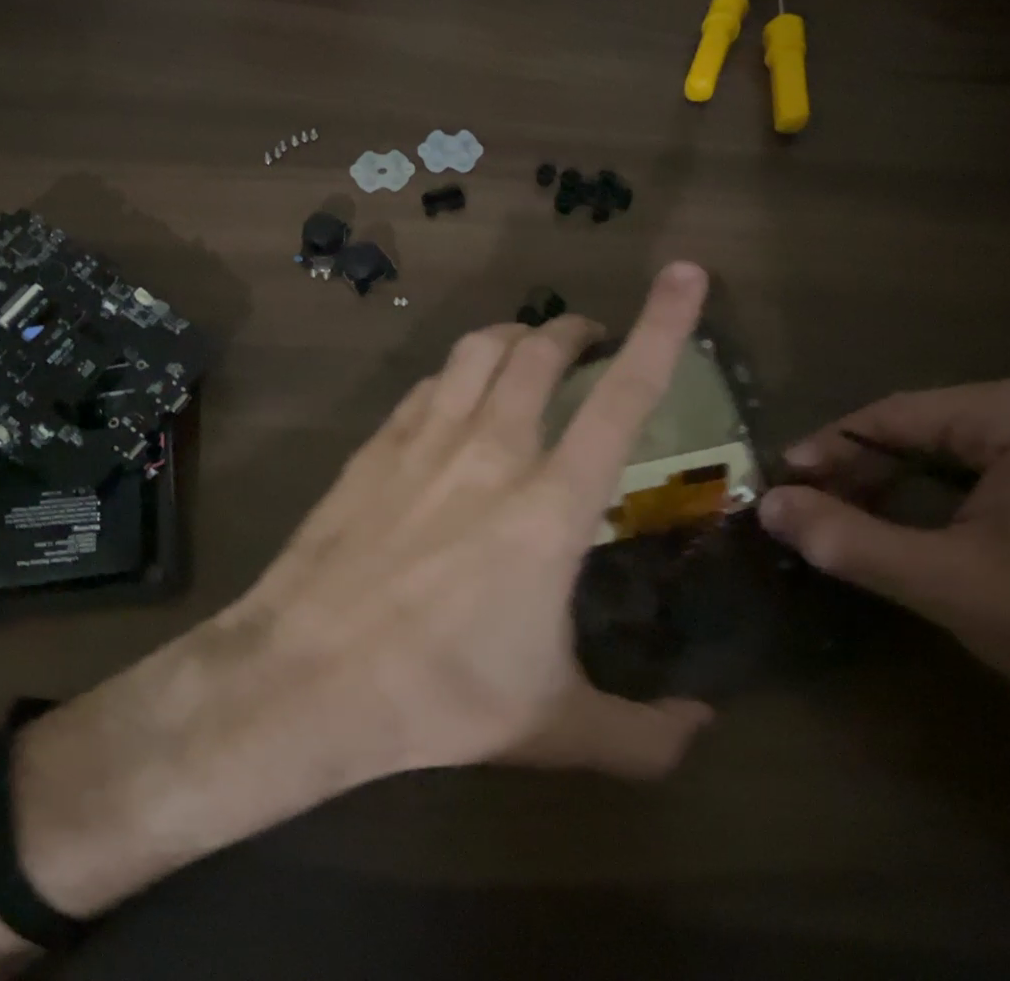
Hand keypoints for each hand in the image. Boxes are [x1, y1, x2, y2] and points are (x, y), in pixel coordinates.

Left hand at [217, 263, 716, 780]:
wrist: (307, 679)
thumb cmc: (438, 698)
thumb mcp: (553, 726)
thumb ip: (641, 735)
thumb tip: (702, 732)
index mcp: (550, 507)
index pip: (623, 398)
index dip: (663, 330)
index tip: (685, 274)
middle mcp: (490, 453)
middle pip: (540, 352)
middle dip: (575, 331)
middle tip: (590, 341)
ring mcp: (422, 443)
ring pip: (477, 350)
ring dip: (514, 337)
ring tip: (528, 351)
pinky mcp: (370, 450)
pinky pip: (427, 385)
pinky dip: (457, 375)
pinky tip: (455, 399)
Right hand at [759, 367, 1009, 824]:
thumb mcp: (953, 586)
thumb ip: (848, 539)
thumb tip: (765, 505)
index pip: (899, 413)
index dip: (828, 450)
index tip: (778, 486)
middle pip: (942, 425)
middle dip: (874, 470)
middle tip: (820, 515)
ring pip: (984, 444)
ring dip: (920, 483)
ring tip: (869, 523)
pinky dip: (976, 492)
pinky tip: (948, 526)